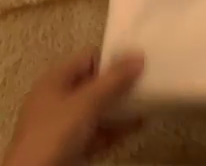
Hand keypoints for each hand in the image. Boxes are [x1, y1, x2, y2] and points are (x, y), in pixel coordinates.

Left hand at [0, 50, 144, 165]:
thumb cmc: (55, 133)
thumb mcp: (85, 103)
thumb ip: (113, 80)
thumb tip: (139, 55)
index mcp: (55, 79)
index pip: (89, 58)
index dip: (113, 57)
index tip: (138, 60)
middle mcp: (58, 99)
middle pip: (95, 84)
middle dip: (120, 84)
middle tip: (148, 80)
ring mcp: (64, 126)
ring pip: (98, 110)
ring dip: (121, 107)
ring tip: (149, 101)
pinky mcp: (71, 149)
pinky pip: (98, 133)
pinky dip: (116, 129)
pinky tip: (139, 125)